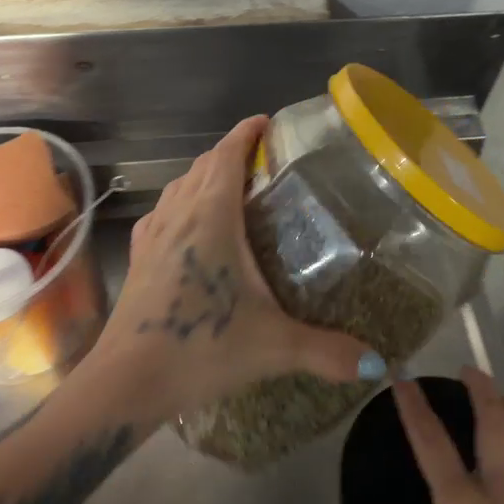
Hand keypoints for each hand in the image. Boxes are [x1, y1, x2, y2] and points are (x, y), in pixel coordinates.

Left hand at [83, 115, 380, 420]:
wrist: (127, 381)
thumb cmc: (202, 347)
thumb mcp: (274, 347)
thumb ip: (327, 350)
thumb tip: (377, 362)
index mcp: (211, 215)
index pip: (227, 154)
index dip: (246, 133)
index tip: (267, 122)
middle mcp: (179, 213)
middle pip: (204, 165)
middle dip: (231, 153)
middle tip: (264, 162)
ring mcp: (152, 234)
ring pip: (179, 186)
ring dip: (204, 176)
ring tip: (232, 190)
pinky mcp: (138, 258)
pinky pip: (162, 212)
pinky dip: (181, 204)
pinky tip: (190, 228)